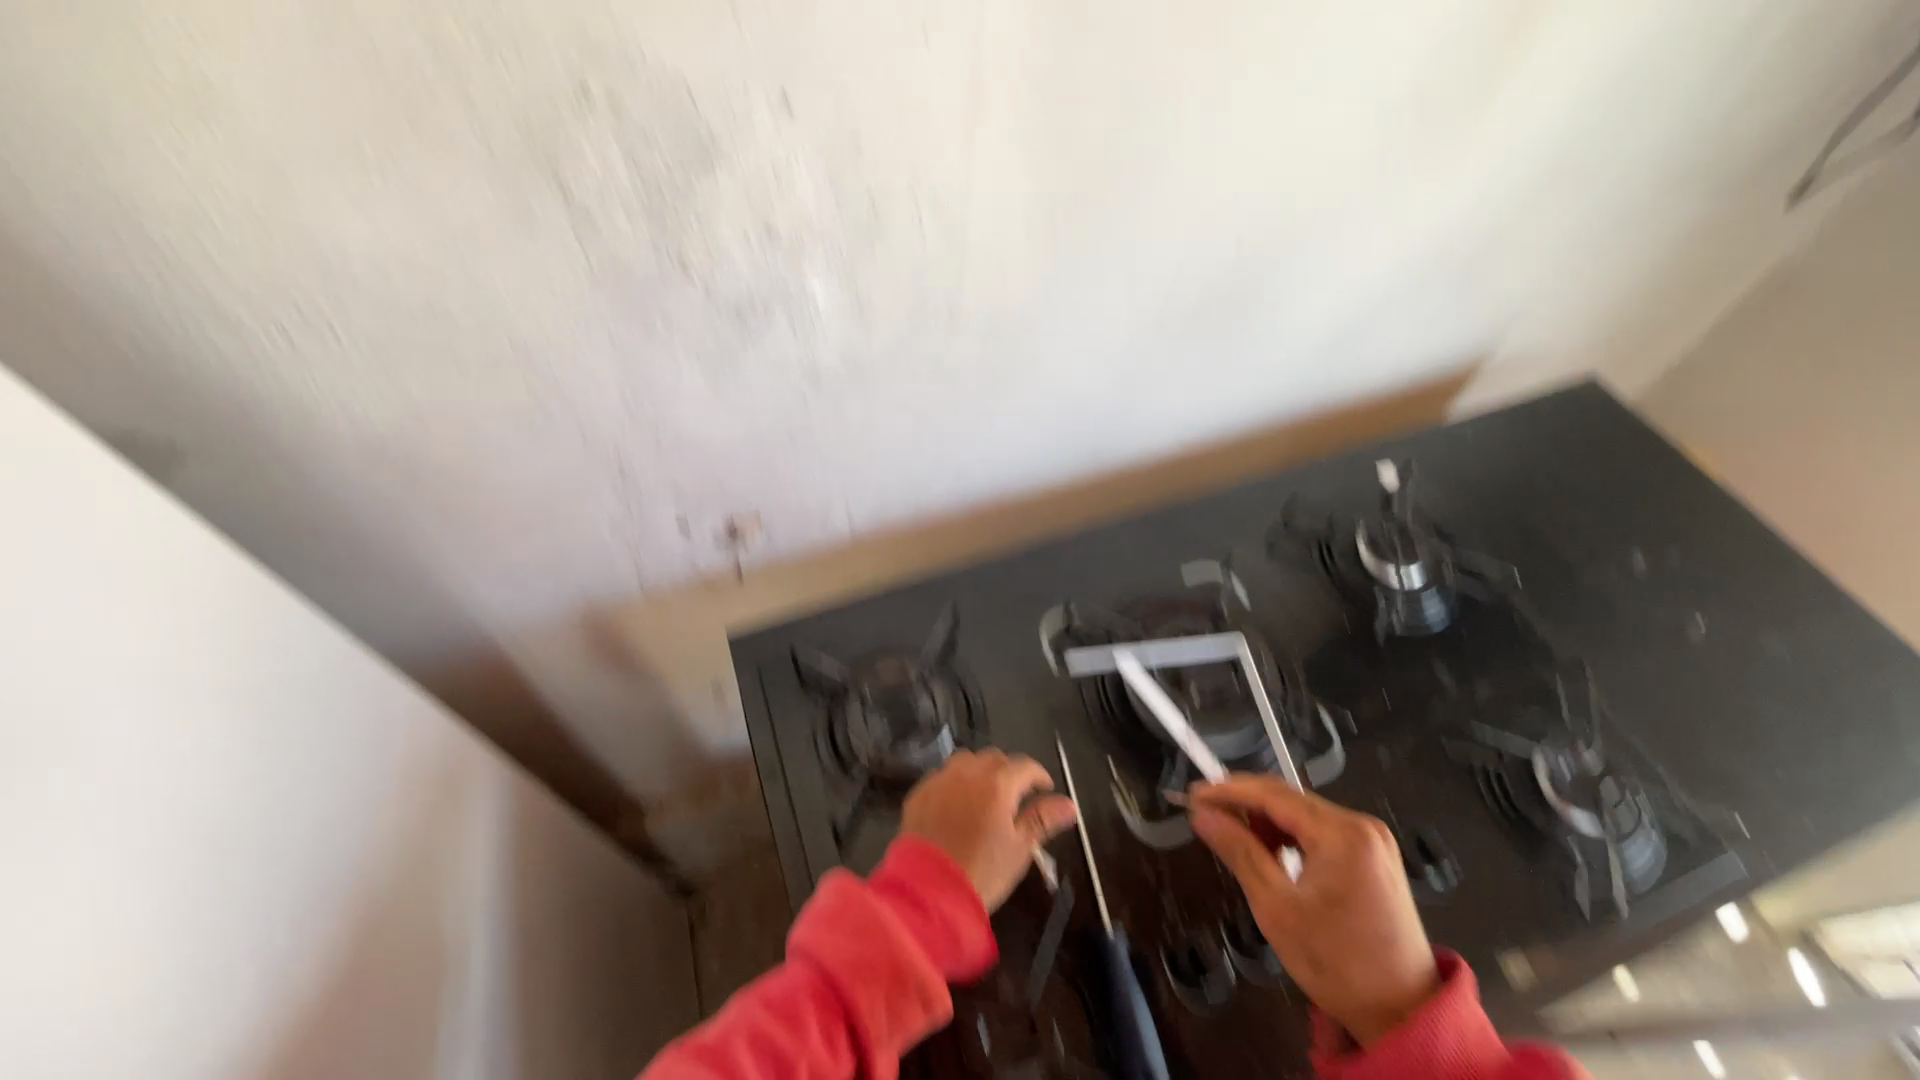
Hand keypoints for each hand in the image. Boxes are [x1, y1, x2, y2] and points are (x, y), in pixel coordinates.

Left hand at [900, 749, 1077, 911]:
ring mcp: (940, 781)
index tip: (1044, 789)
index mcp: (997, 784)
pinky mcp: (919, 794)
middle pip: (994, 758)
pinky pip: (942, 776)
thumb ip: (1043, 820)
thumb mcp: (1019, 848)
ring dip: (980, 770)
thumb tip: (1069, 804)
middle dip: (1010, 771)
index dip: (1039, 776)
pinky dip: (955, 782)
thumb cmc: (982, 872)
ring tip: (986, 794)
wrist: (928, 893)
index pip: (1025, 766)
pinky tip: (957, 803)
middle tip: (1017, 794)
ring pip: (965, 761)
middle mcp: (967, 774)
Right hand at [1189, 775, 1439, 1045]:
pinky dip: (1292, 837)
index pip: (1274, 794)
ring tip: (1232, 837)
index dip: (1228, 791)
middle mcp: (1361, 825)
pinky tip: (1269, 853)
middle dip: (1246, 805)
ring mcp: (1373, 840)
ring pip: (1305, 815)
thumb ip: (1239, 851)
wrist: (1403, 1011)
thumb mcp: (1276, 907)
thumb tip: (1202, 814)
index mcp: (1342, 833)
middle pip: (1291, 800)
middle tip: (1204, 815)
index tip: (1191, 795)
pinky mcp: (1375, 857)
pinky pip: (1322, 833)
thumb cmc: (1335, 962)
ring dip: (1267, 822)